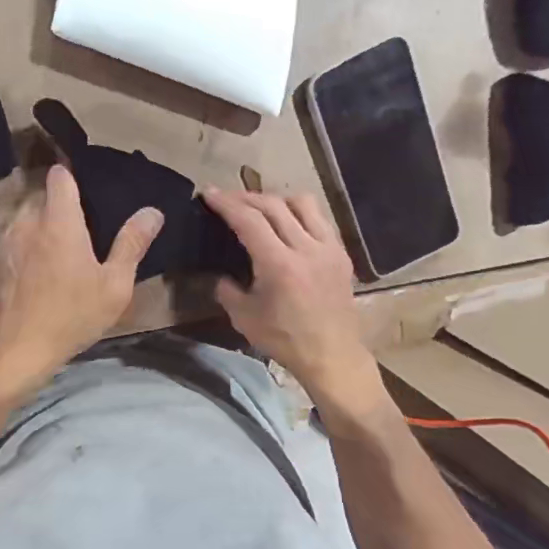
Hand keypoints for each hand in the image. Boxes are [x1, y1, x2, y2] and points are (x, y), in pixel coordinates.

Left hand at [0, 164, 162, 383]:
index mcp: (59, 222)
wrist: (22, 347)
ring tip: (62, 248)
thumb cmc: (73, 315)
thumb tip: (153, 212)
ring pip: (26, 216)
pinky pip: (15, 237)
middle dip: (61, 205)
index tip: (88, 190)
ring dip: (42, 224)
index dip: (73, 177)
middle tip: (84, 228)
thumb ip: (132, 244)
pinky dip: (28, 243)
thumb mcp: (114, 285)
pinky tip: (41, 268)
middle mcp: (28, 222)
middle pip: (43, 196)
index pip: (60, 176)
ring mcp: (7, 241)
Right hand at [202, 188, 384, 414]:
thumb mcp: (244, 317)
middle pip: (273, 205)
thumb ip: (227, 290)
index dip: (226, 204)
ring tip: (259, 207)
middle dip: (245, 197)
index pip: (249, 220)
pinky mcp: (340, 254)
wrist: (331, 355)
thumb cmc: (284, 339)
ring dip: (276, 199)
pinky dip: (299, 213)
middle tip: (226, 198)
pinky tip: (287, 223)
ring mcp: (328, 248)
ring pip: (302, 203)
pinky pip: (319, 219)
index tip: (208, 194)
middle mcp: (306, 248)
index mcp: (279, 264)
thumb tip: (222, 274)